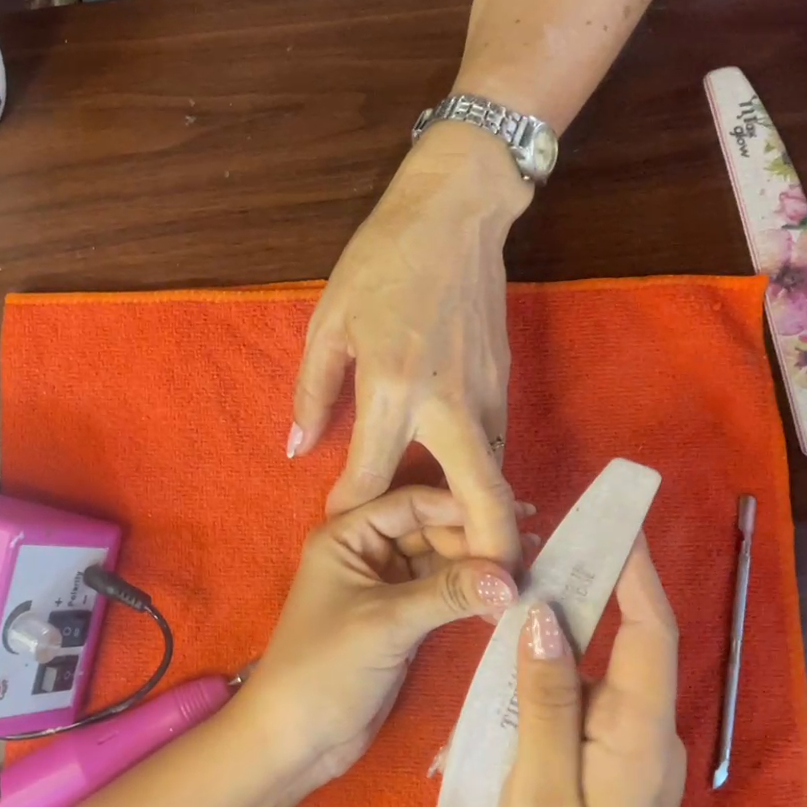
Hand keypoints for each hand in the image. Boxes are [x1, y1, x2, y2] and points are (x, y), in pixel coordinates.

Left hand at [232, 487, 537, 790]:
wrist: (297, 737)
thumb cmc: (325, 668)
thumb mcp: (385, 624)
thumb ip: (447, 594)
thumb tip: (511, 576)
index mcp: (346, 534)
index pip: (410, 504)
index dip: (458, 510)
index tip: (511, 522)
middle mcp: (365, 551)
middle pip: (429, 529)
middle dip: (473, 540)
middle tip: (527, 553)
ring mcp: (384, 585)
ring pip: (439, 561)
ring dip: (476, 568)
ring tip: (527, 573)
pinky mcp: (400, 618)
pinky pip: (441, 593)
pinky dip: (468, 595)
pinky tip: (504, 598)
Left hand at [291, 123, 532, 561]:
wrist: (453, 215)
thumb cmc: (380, 264)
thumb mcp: (329, 323)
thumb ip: (315, 391)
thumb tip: (300, 447)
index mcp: (393, 390)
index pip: (373, 476)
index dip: (353, 511)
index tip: (342, 537)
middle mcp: (448, 404)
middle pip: (477, 499)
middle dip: (480, 553)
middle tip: (474, 591)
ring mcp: (487, 395)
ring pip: (492, 474)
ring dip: (481, 515)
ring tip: (461, 548)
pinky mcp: (507, 382)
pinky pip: (494, 443)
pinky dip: (480, 472)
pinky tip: (460, 482)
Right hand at [494, 535, 684, 806]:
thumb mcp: (539, 786)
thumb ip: (545, 702)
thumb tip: (543, 618)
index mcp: (639, 733)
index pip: (650, 631)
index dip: (635, 570)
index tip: (616, 518)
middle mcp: (649, 731)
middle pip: (628, 641)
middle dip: (592, 586)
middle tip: (541, 543)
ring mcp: (634, 748)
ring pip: (600, 668)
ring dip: (563, 631)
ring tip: (515, 595)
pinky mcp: (613, 760)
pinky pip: (585, 698)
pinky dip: (553, 672)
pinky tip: (510, 672)